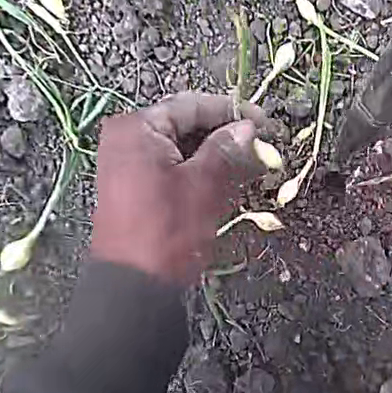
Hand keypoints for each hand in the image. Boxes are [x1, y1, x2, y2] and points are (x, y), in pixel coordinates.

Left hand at [89, 93, 263, 282]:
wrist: (134, 287)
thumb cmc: (168, 232)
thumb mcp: (204, 185)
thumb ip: (227, 148)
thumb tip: (248, 126)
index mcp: (136, 128)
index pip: (191, 105)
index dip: (232, 112)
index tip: (264, 121)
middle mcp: (126, 139)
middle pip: (185, 125)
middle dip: (224, 135)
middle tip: (260, 145)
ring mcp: (128, 165)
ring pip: (181, 148)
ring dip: (215, 155)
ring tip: (249, 165)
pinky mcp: (135, 188)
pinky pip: (172, 168)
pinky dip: (199, 171)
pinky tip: (225, 181)